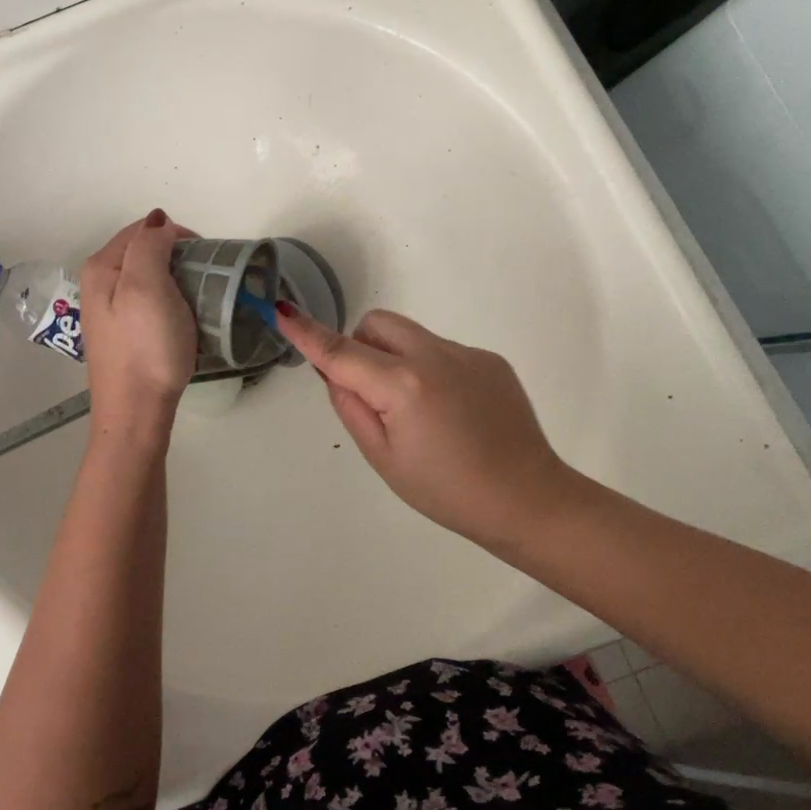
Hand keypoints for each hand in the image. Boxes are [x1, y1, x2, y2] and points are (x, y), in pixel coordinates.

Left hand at [80, 210, 198, 431]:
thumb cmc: (145, 346)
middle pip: (144, 252)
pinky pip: (150, 303)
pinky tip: (184, 319)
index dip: (177, 235)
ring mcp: (110, 311)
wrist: (136, 411)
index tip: (206, 256)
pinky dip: (171, 303)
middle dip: (178, 257)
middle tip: (206, 278)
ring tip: (199, 299)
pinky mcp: (124, 334)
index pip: (142, 229)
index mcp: (101, 266)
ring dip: (177, 281)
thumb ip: (149, 245)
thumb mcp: (147, 285)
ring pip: (149, 278)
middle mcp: (99, 284)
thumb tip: (158, 221)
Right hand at [275, 305, 573, 546]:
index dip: (307, 332)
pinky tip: (450, 413)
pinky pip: (441, 351)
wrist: (528, 500)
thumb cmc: (446, 491)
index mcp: (402, 385)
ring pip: (409, 336)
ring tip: (418, 411)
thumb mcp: (383, 457)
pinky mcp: (489, 359)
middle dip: (360, 345)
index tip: (281, 309)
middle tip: (369, 393)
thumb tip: (335, 371)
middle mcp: (434, 356)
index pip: (340, 352)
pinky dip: (429, 370)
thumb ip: (351, 406)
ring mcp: (467, 354)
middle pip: (377, 325)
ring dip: (395, 358)